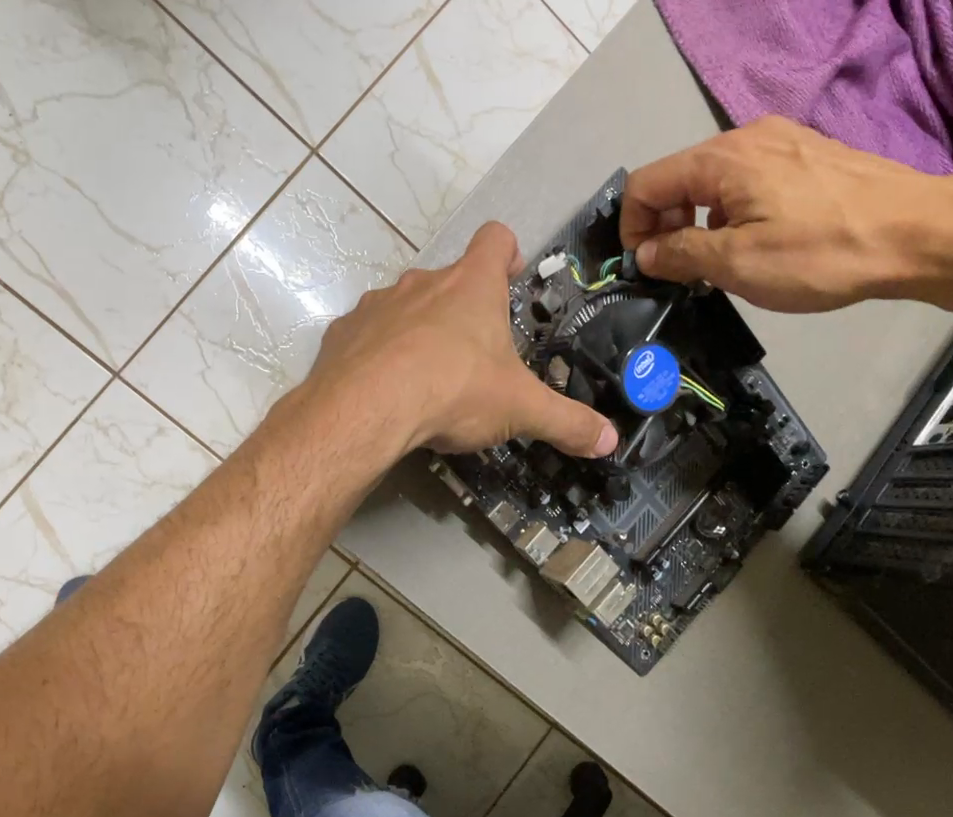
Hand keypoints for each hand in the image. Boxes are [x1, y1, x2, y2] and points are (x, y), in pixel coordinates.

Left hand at [304, 222, 617, 456]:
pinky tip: (385, 389)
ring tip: (427, 376)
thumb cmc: (453, 391)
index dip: (506, 253)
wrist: (365, 408)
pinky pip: (367, 335)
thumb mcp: (520, 410)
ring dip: (418, 331)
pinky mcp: (343, 333)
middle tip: (475, 353)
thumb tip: (609, 440)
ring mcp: (378, 305)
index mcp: (471, 286)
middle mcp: (423, 283)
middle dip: (463, 308)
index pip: (495, 240)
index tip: (511, 277)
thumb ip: (566, 423)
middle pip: (449, 279)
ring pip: (405, 306)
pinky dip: (378, 354)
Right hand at [620, 117, 950, 311]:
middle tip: (678, 273)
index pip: (646, 183)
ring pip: (712, 182)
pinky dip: (730, 214)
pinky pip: (746, 182)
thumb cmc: (820, 252)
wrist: (917, 234)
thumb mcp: (737, 263)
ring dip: (698, 224)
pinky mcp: (806, 158)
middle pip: (677, 178)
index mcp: (721, 159)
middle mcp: (746, 138)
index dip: (632, 228)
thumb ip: (680, 255)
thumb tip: (645, 253)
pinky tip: (754, 245)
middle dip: (664, 226)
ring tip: (716, 265)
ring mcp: (781, 143)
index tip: (645, 268)